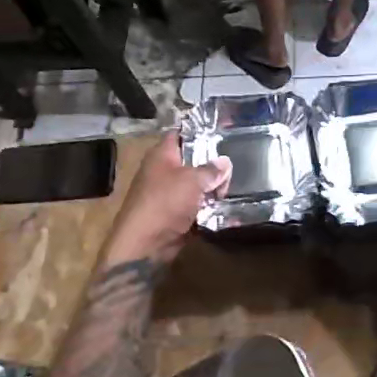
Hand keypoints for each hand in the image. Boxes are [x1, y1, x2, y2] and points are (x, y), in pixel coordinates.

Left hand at [102, 132, 230, 264]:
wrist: (144, 244)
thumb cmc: (166, 202)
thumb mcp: (192, 180)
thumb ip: (211, 170)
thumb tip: (225, 162)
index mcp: (161, 154)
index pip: (181, 134)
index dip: (200, 132)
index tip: (223, 135)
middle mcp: (162, 170)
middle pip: (192, 161)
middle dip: (212, 166)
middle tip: (231, 171)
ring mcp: (167, 193)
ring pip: (195, 185)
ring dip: (211, 189)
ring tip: (228, 192)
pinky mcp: (172, 214)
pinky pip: (194, 205)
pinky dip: (206, 208)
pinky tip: (221, 208)